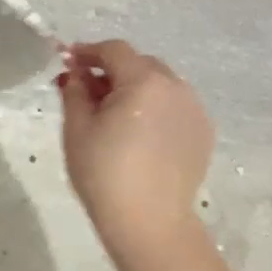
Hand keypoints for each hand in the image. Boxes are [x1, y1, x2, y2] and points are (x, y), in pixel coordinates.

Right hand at [57, 40, 213, 249]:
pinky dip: (154, 108)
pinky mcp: (203, 132)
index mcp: (143, 81)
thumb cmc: (103, 173)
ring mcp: (194, 109)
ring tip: (114, 115)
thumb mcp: (77, 130)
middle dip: (113, 70)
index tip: (68, 60)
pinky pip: (174, 107)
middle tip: (88, 91)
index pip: (114, 50)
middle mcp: (175, 86)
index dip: (88, 51)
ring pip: (160, 85)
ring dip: (136, 88)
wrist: (148, 220)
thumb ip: (75, 92)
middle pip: (140, 64)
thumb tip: (75, 73)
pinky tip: (138, 134)